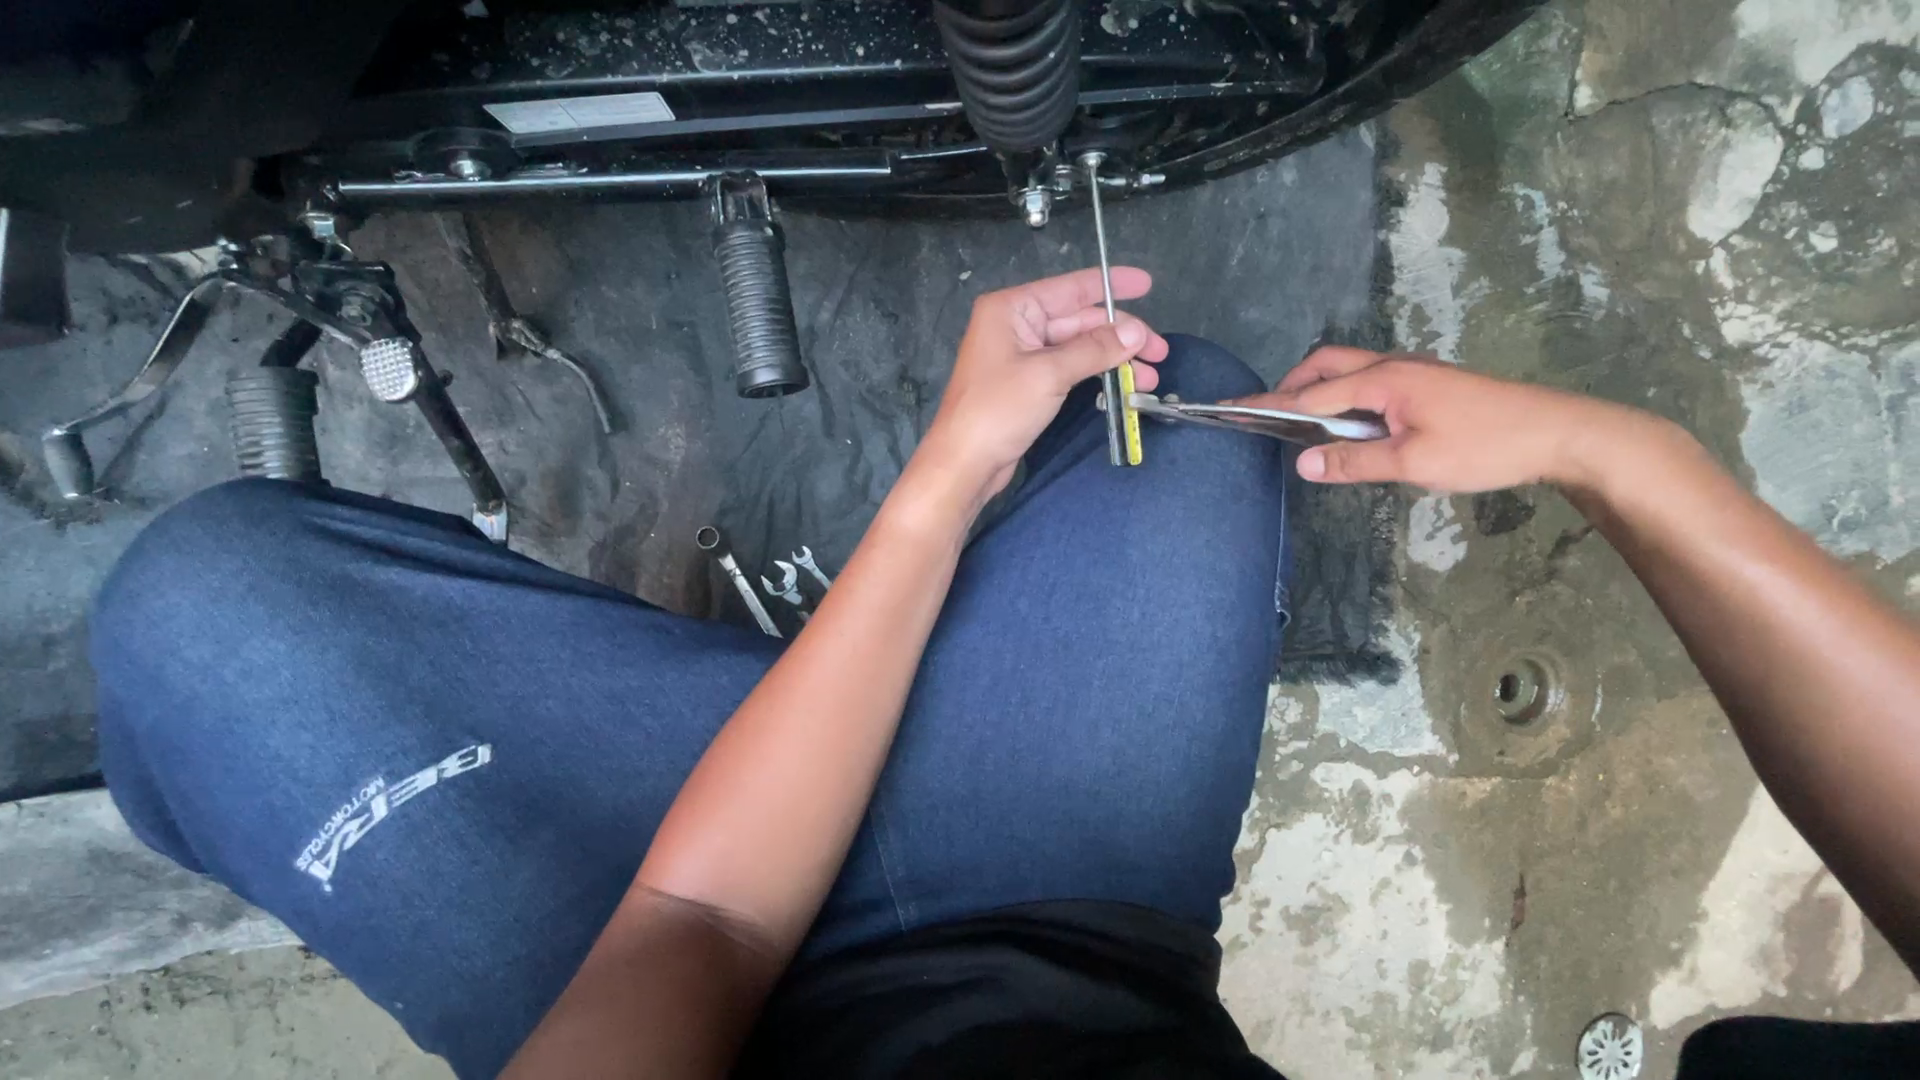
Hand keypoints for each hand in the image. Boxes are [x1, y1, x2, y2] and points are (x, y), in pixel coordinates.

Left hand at [919, 267, 1168, 497]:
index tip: (1147, 283)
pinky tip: (1122, 384)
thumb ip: (1094, 349)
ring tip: (1149, 378)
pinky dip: (1095, 375)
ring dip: (1113, 360)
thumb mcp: (1049, 374)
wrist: (964, 463)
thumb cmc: (997, 410)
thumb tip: (1136, 332)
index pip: (1070, 288)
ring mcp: (1021, 357)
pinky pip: (1069, 370)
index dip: (1110, 285)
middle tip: (1160, 352)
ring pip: (1077, 348)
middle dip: (1120, 335)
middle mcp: (1015, 326)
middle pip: (1078, 320)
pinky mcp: (1027, 386)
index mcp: (1011, 309)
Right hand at [1240, 347, 1653, 492]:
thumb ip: (1354, 461)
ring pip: (1348, 371)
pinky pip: (1367, 381)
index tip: (1229, 408)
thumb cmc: (1484, 446)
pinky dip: (1343, 397)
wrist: (1559, 433)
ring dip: (1319, 390)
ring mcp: (1411, 372)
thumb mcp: (1413, 462)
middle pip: (1325, 365)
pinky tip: (1350, 426)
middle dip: (1291, 385)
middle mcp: (1392, 366)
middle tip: (1271, 417)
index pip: (1310, 394)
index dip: (1268, 405)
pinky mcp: (1425, 384)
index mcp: (1383, 380)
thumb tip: (1302, 463)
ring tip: (1306, 426)